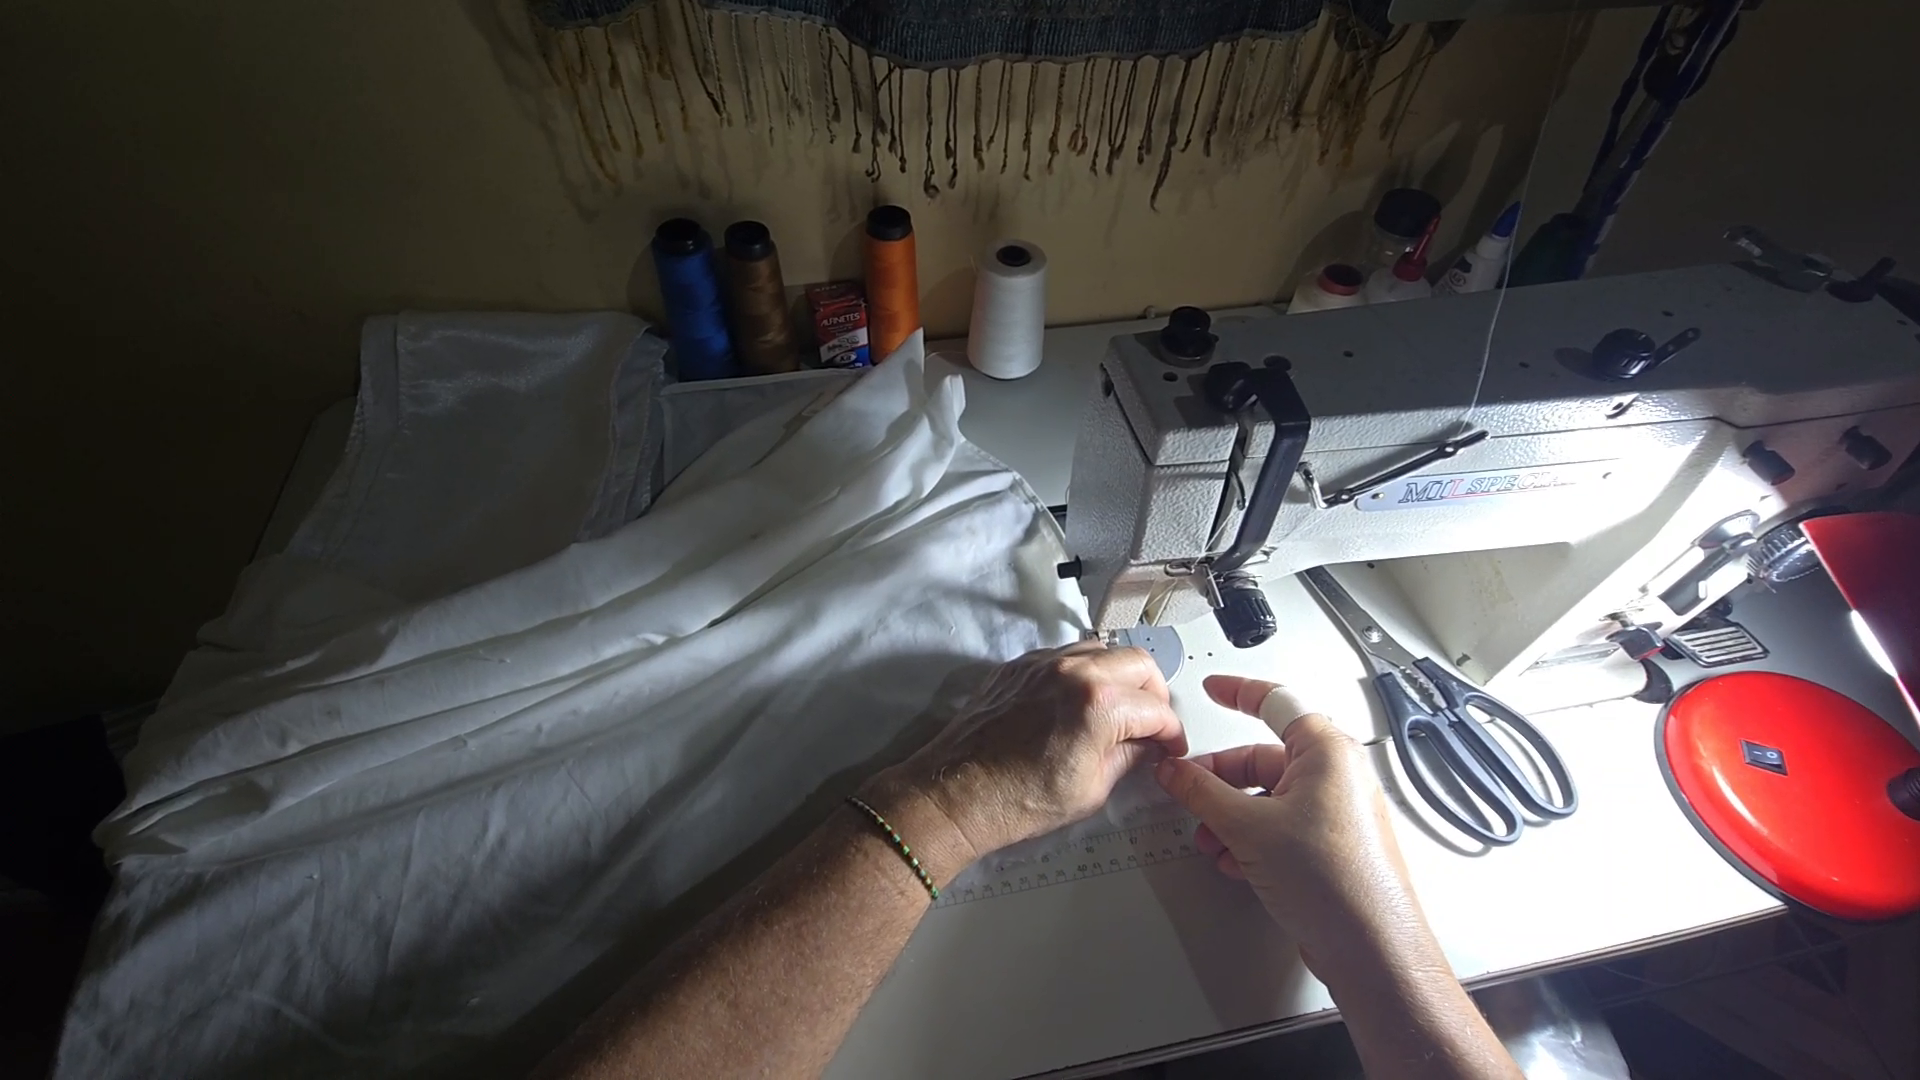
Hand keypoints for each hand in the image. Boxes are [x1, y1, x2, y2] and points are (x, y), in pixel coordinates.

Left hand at [867, 642, 1187, 871]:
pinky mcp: (1021, 664)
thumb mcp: (1092, 788)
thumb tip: (1147, 743)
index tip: (1169, 746)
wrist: (959, 792)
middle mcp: (1073, 670)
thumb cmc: (1019, 799)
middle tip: (1150, 723)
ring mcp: (1044, 662)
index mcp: (1098, 703)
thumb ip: (1128, 755)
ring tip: (1116, 709)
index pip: (1156, 708)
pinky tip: (1079, 701)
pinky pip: (1067, 654)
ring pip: (1103, 650)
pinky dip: (1084, 671)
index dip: (1171, 732)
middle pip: (1139, 662)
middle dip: (1153, 694)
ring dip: (1119, 675)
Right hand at [1154, 675, 1431, 976]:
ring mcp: (1334, 813)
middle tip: (1186, 785)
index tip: (1213, 687)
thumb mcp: (1247, 827)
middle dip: (1218, 778)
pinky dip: (1249, 837)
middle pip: (1260, 758)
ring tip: (1208, 837)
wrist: (1373, 956)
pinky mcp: (1330, 846)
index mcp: (1327, 752)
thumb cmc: (1338, 885)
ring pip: (1266, 796)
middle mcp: (1336, 776)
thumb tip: (1175, 771)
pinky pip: (1278, 825)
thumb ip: (1200, 791)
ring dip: (1228, 816)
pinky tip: (1231, 859)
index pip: (1274, 701)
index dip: (1236, 691)